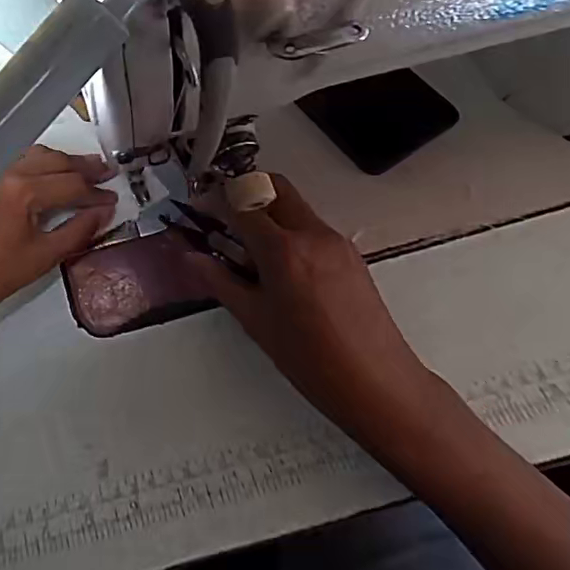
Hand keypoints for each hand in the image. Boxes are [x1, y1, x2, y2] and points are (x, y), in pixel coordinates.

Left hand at [0, 146, 117, 313]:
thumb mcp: (43, 257)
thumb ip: (79, 231)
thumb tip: (103, 212)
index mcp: (23, 191)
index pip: (71, 184)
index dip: (96, 192)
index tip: (113, 198)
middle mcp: (7, 174)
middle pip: (55, 162)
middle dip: (83, 167)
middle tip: (106, 172)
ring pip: (35, 156)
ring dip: (61, 161)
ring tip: (83, 170)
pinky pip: (17, 161)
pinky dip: (39, 163)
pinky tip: (50, 173)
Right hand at [188, 175, 433, 423]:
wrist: (376, 383)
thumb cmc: (312, 360)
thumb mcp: (255, 320)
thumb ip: (220, 281)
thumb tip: (193, 259)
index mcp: (284, 251)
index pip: (242, 202)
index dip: (214, 199)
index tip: (200, 208)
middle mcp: (312, 235)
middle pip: (273, 185)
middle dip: (243, 191)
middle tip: (222, 215)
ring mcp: (336, 241)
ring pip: (294, 204)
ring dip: (266, 210)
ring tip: (246, 247)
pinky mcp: (350, 254)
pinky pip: (311, 226)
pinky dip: (288, 230)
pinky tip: (277, 265)